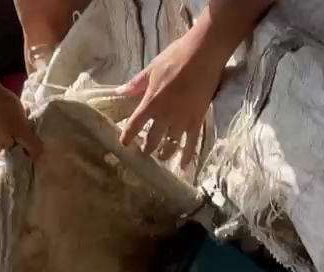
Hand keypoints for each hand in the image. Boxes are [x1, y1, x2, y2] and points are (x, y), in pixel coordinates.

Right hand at [0, 83, 42, 156]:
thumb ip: (32, 146)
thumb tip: (40, 157)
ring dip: (22, 124)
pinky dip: (15, 117)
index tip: (36, 140)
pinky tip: (21, 108)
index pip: (18, 157)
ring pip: (13, 132)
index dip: (29, 150)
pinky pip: (7, 122)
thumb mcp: (22, 131)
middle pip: (16, 144)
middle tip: (32, 124)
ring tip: (27, 113)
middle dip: (26, 135)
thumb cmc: (4, 112)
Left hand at [120, 14, 239, 166]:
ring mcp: (181, 120)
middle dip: (146, 149)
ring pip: (170, 144)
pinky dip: (188, 155)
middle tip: (143, 154)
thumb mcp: (152, 68)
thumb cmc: (176, 57)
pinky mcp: (196, 120)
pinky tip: (185, 166)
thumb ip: (136, 84)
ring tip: (161, 157)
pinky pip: (191, 143)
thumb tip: (118, 92)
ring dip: (164, 154)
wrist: (204, 53)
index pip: (135, 125)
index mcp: (151, 102)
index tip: (123, 144)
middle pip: (152, 140)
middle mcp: (165, 116)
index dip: (127, 136)